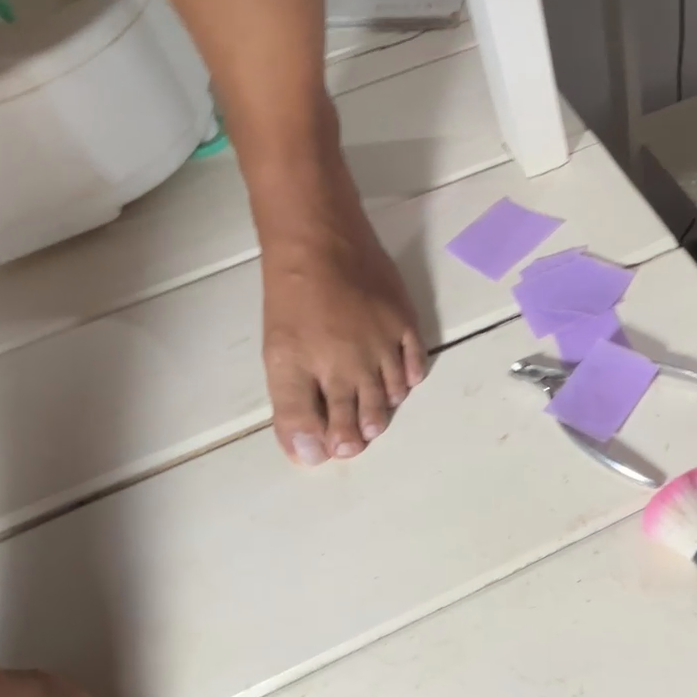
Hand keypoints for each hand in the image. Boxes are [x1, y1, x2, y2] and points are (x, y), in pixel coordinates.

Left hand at [256, 150, 427, 466]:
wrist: (319, 239)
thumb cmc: (291, 296)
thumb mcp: (279, 355)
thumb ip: (293, 409)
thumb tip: (309, 457)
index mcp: (329, 377)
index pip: (340, 427)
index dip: (338, 443)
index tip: (338, 448)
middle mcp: (363, 367)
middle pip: (370, 414)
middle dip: (363, 430)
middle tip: (359, 436)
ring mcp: (389, 344)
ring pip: (395, 392)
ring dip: (385, 407)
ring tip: (376, 413)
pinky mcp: (405, 322)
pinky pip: (416, 362)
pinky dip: (410, 377)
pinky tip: (400, 381)